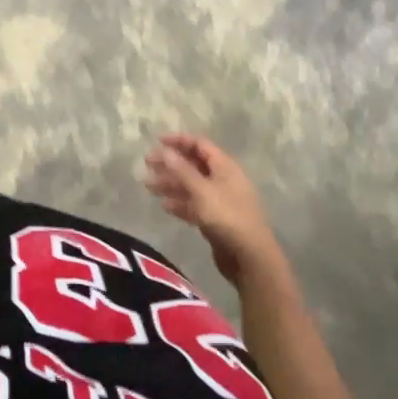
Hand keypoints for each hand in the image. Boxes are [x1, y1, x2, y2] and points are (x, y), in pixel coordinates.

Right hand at [143, 133, 280, 284]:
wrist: (250, 257)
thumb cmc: (227, 217)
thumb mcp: (202, 191)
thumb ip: (182, 170)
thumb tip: (165, 150)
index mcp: (224, 167)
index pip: (200, 145)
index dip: (179, 140)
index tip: (157, 141)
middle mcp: (223, 179)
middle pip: (193, 165)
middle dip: (170, 163)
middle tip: (147, 164)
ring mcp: (220, 200)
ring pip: (192, 186)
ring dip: (171, 184)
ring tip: (148, 186)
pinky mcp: (216, 219)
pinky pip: (195, 205)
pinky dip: (180, 203)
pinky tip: (164, 206)